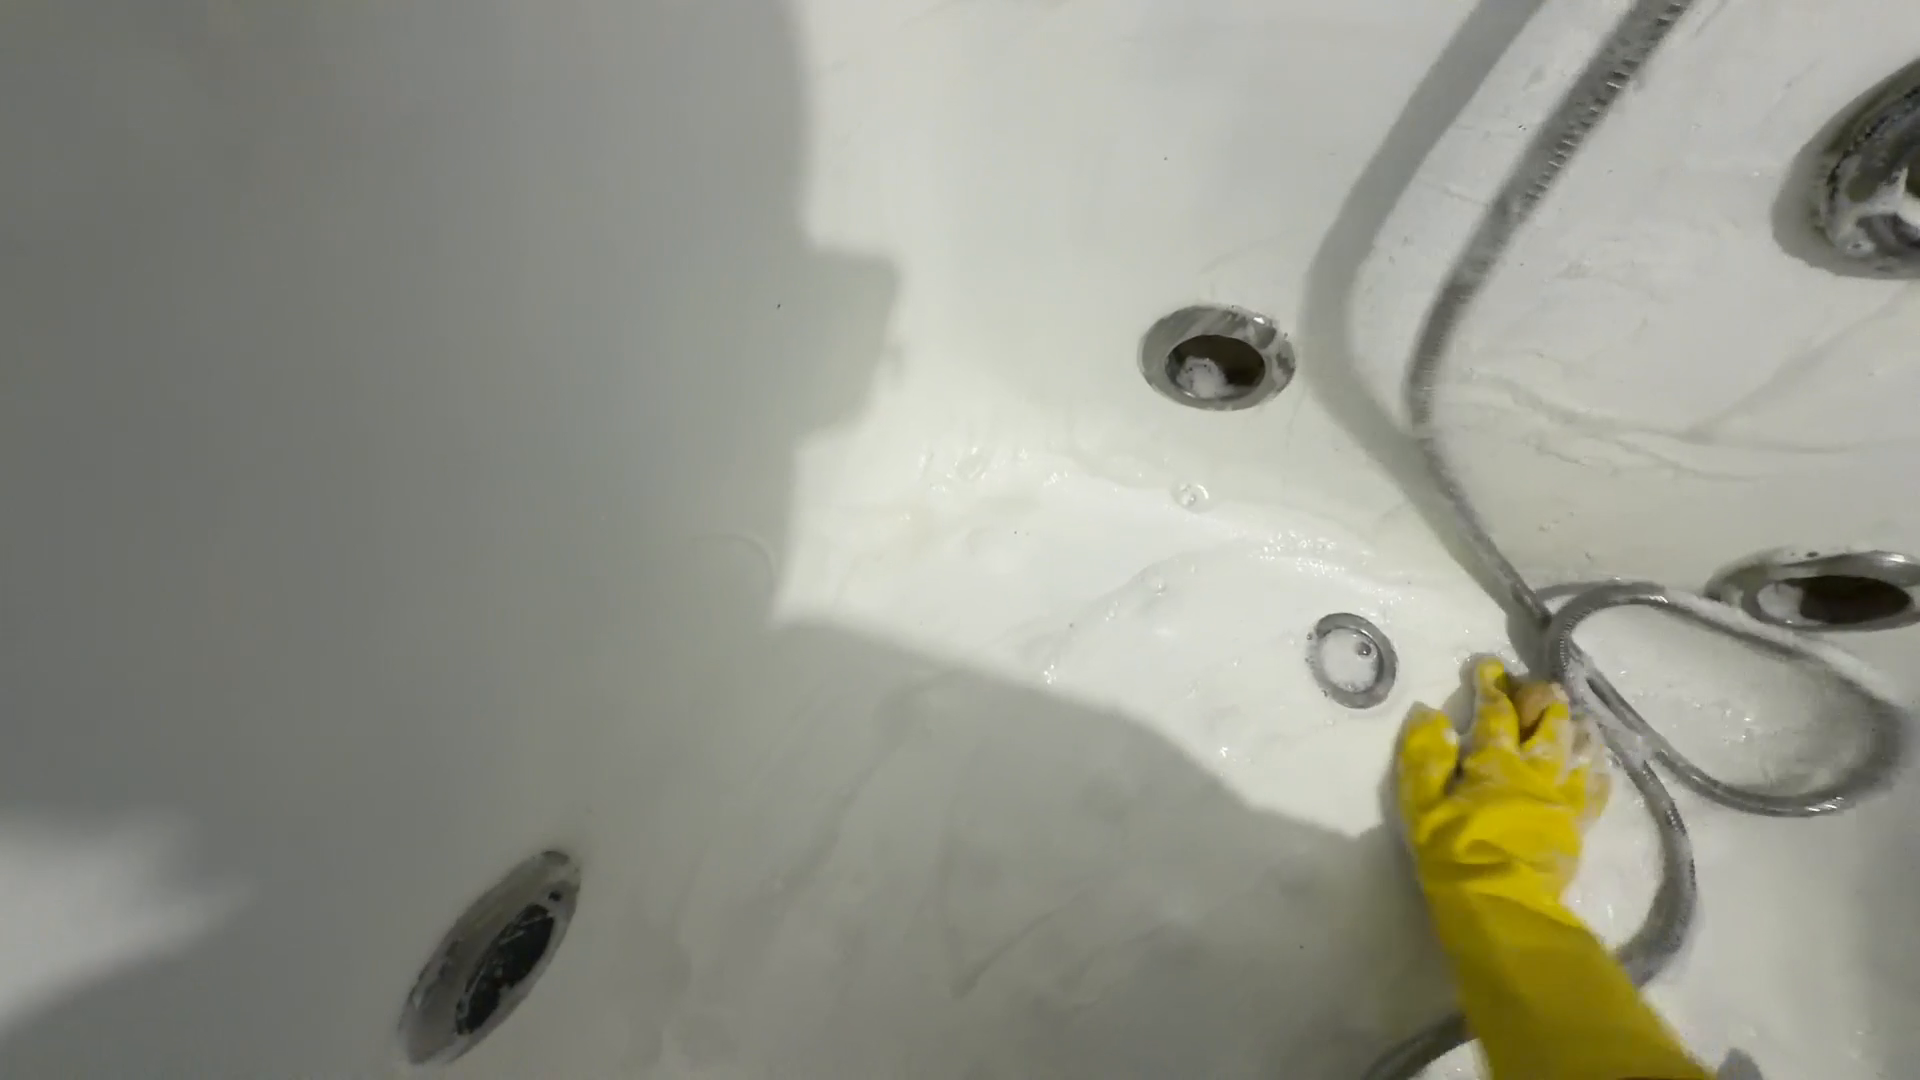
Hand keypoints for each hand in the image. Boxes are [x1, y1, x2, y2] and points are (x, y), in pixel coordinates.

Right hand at [1397, 657, 1607, 897]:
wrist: (1498, 902)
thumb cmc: (1451, 847)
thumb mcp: (1420, 799)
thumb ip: (1424, 753)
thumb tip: (1429, 713)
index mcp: (1495, 762)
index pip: (1495, 713)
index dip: (1491, 686)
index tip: (1488, 664)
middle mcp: (1535, 773)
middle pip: (1546, 727)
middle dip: (1543, 701)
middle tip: (1542, 682)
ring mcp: (1561, 800)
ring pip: (1577, 754)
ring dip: (1578, 729)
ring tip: (1579, 713)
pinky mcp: (1576, 826)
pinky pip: (1595, 792)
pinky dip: (1599, 770)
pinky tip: (1600, 761)